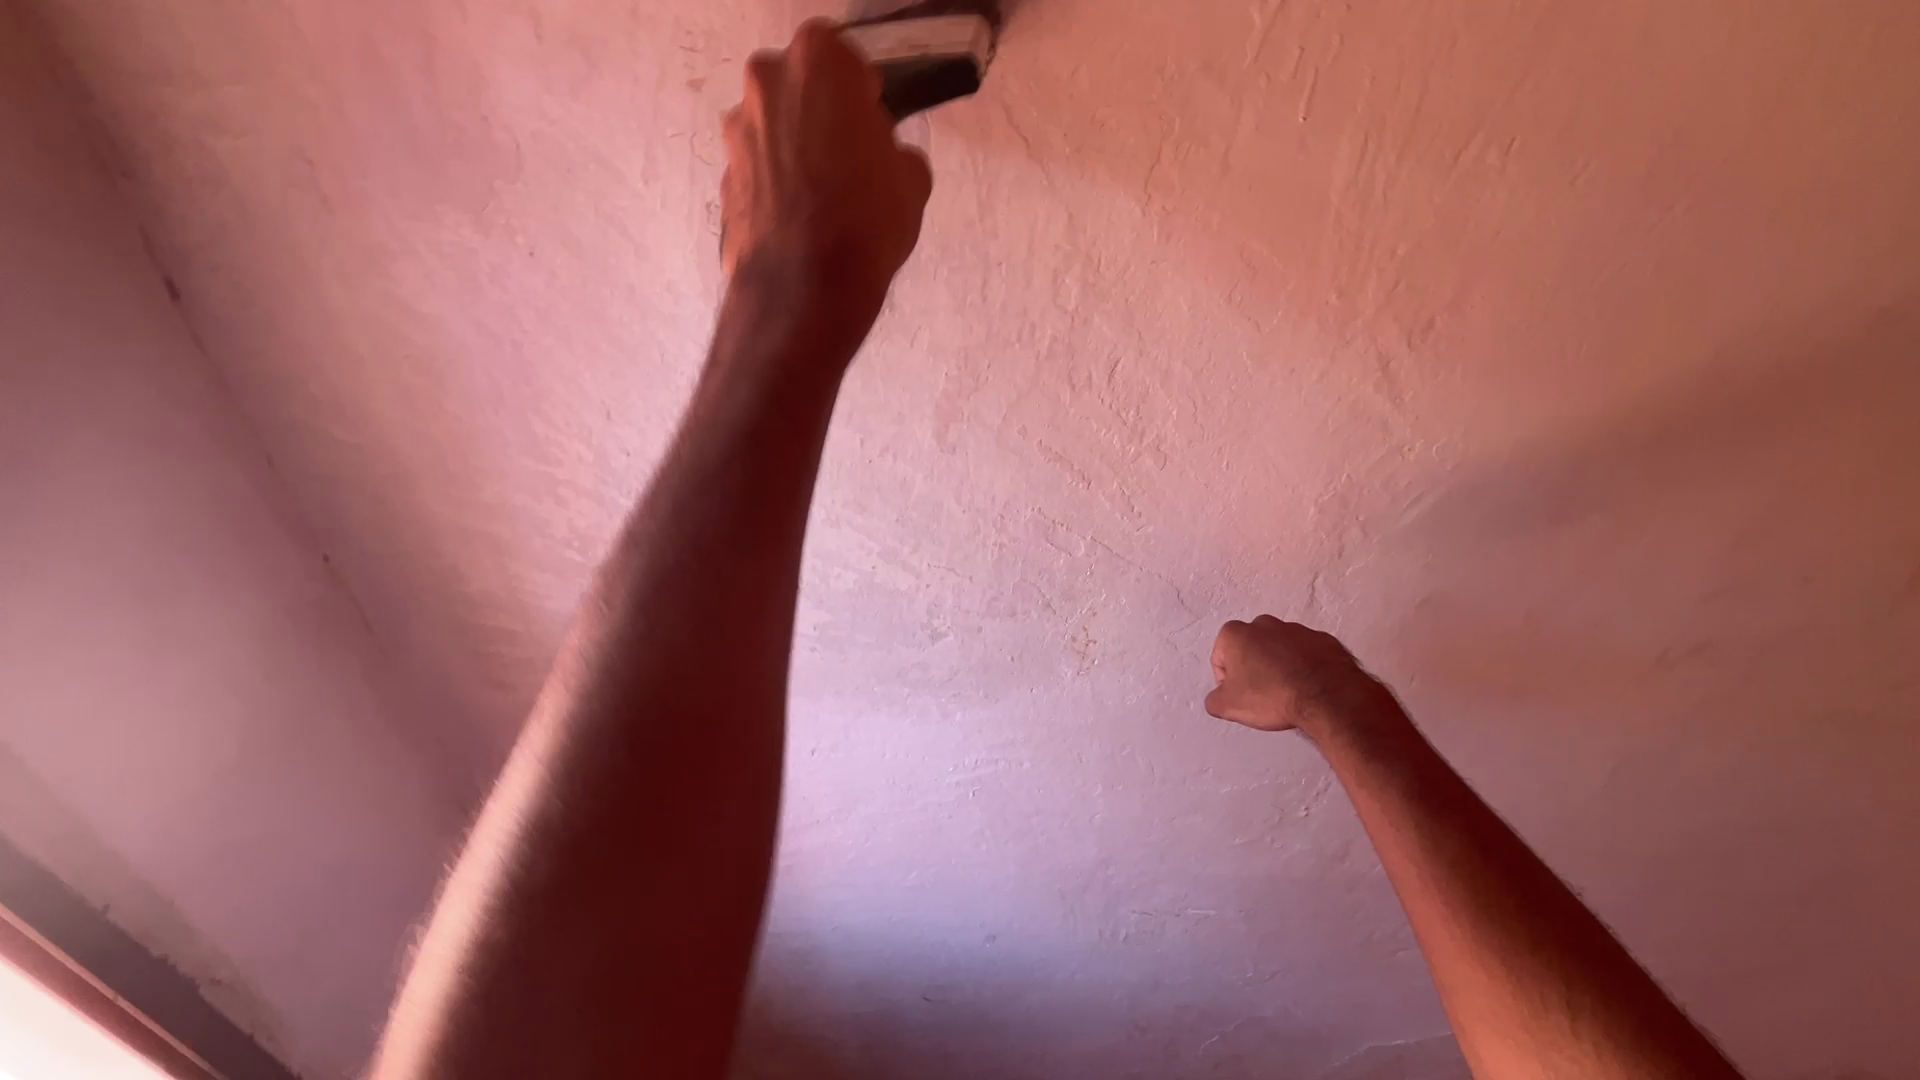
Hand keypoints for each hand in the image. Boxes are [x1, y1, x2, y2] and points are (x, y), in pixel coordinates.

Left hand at [721, 21, 933, 310]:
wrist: (807, 287)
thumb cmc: (867, 220)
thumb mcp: (911, 181)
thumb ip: (895, 152)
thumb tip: (885, 160)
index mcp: (819, 61)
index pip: (843, 59)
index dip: (860, 94)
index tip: (870, 125)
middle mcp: (766, 82)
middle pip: (799, 88)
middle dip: (821, 116)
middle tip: (848, 161)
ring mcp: (737, 132)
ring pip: (773, 129)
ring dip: (794, 151)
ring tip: (822, 199)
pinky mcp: (723, 178)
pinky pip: (758, 171)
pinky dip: (775, 186)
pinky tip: (799, 221)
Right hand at [1204, 616, 1394, 735]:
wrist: (1328, 698)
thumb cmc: (1273, 696)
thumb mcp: (1228, 706)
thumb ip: (1213, 700)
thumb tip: (1218, 698)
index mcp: (1236, 634)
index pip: (1221, 660)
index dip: (1228, 683)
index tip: (1243, 696)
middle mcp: (1264, 624)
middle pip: (1250, 650)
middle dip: (1254, 669)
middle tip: (1263, 695)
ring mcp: (1297, 630)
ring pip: (1279, 650)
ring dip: (1279, 667)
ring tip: (1288, 693)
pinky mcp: (1323, 640)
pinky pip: (1307, 654)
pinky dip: (1305, 668)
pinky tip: (1308, 688)